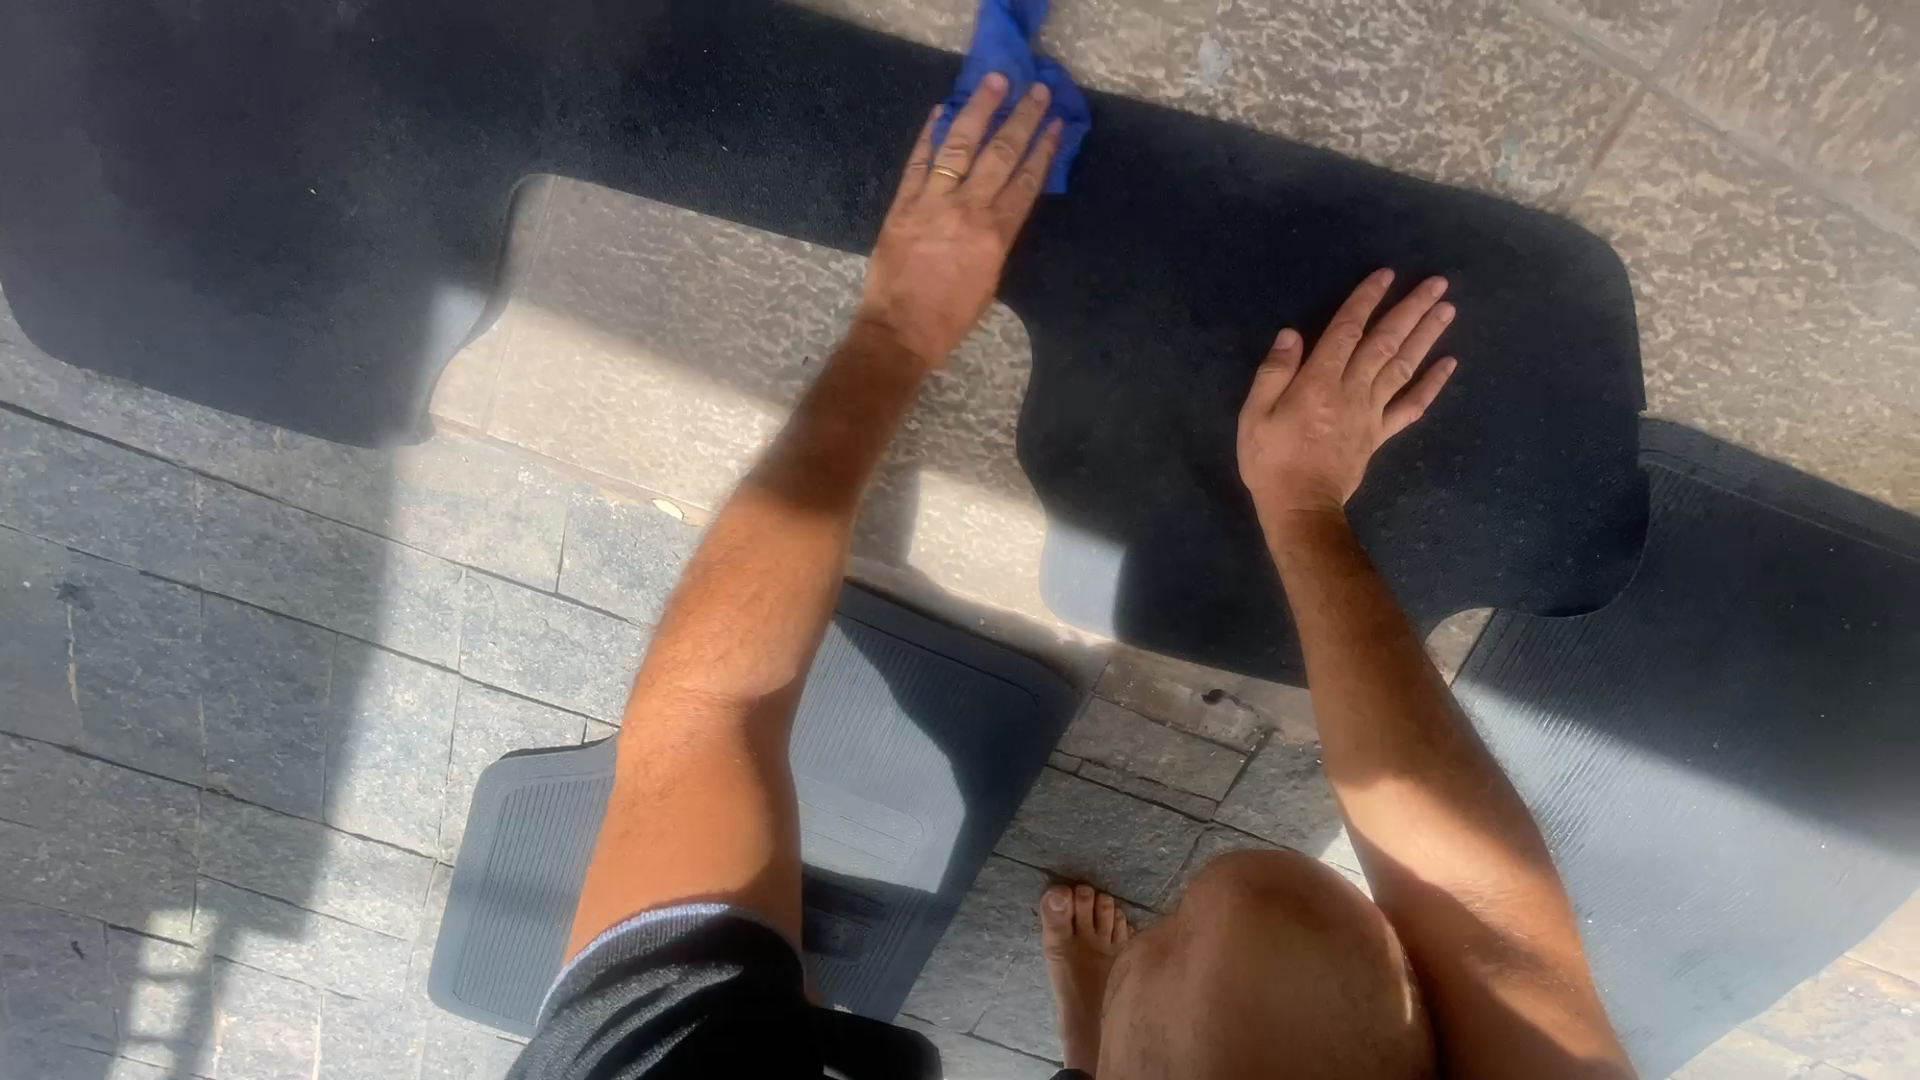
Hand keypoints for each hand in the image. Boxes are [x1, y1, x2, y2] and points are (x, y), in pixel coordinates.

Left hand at [856, 73, 1063, 368]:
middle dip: (1021, 118)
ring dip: (979, 110)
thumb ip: (995, 242)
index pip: (1025, 182)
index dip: (1043, 149)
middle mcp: (967, 211)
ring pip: (959, 146)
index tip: (1055, 123)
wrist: (900, 333)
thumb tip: (998, 212)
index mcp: (995, 236)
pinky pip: (917, 162)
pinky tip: (941, 111)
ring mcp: (931, 203)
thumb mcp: (988, 283)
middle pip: (1000, 154)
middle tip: (1036, 89)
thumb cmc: (949, 320)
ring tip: (995, 81)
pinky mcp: (902, 205)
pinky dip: (929, 135)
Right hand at [1236, 269, 1458, 530]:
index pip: (1345, 332)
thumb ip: (1274, 373)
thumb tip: (1292, 334)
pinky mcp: (1379, 434)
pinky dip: (1432, 384)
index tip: (1385, 275)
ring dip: (1427, 335)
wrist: (1299, 506)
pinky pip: (1411, 406)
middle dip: (1410, 310)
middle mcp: (1351, 390)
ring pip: (1404, 366)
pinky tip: (1449, 364)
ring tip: (1447, 308)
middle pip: (1385, 343)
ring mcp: (1370, 413)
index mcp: (1318, 383)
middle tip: (1437, 282)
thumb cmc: (1269, 460)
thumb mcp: (1255, 416)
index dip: (1364, 302)